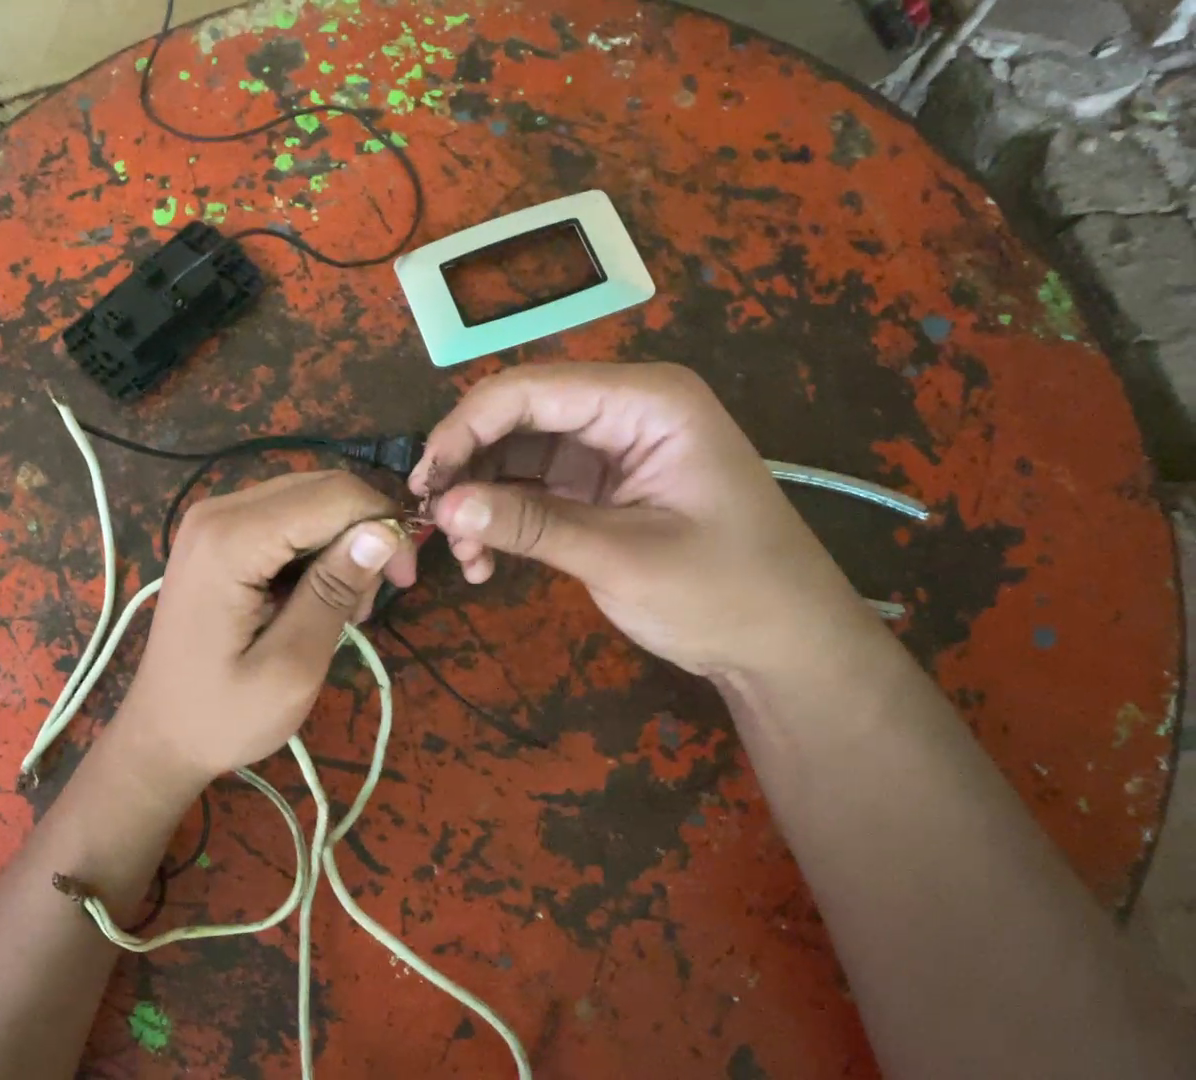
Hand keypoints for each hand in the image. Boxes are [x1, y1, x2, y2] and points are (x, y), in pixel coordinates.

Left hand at [116, 472, 417, 785]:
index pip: (334, 495)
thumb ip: (334, 591)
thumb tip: (383, 530)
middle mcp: (218, 511)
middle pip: (321, 488)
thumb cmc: (223, 715)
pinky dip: (313, 550)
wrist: (161, 733)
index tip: (402, 583)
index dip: (383, 526)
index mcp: (231, 539)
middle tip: (370, 602)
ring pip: (307, 501)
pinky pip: (283, 519)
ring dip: (340, 545)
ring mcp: (212, 520)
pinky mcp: (215, 535)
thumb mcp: (292, 665)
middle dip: (364, 533)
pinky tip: (313, 598)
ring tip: (342, 609)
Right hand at [411, 362, 875, 677]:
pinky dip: (498, 520)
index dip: (465, 429)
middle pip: (513, 417)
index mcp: (646, 402)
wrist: (783, 646)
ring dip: (477, 501)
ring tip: (464, 558)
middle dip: (466, 468)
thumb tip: (442, 509)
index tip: (425, 486)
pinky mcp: (593, 486)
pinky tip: (484, 563)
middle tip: (432, 524)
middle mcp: (621, 410)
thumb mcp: (622, 557)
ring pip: (510, 455)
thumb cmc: (725, 592)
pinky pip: (526, 489)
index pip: (529, 390)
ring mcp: (605, 449)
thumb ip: (529, 526)